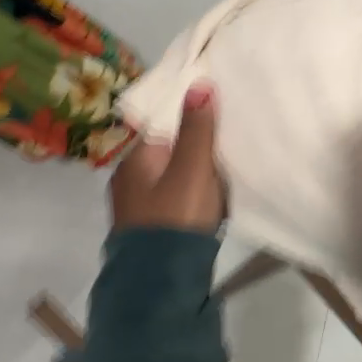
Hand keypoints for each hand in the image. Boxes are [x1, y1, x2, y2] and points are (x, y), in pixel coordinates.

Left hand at [110, 83, 226, 233]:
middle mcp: (129, 178)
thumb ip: (197, 129)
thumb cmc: (177, 215)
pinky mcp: (152, 224)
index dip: (193, 118)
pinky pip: (176, 195)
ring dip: (197, 171)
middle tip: (232, 143)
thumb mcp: (193, 168)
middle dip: (197, 146)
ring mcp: (138, 204)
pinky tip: (212, 196)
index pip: (165, 126)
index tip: (222, 115)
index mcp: (135, 159)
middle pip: (170, 150)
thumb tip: (199, 84)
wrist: (161, 277)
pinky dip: (194, 191)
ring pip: (174, 174)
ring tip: (227, 169)